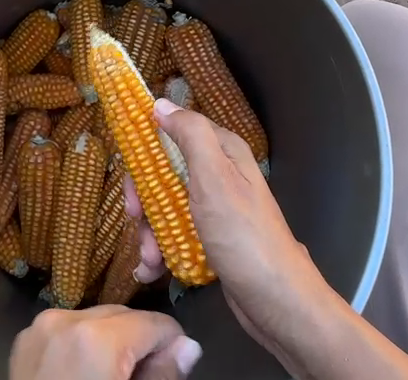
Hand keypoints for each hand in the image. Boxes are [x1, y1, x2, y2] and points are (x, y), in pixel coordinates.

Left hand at [9, 305, 202, 379]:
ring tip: (114, 377)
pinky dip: (82, 345)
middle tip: (146, 378)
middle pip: (123, 317)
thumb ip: (162, 376)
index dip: (171, 344)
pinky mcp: (24, 341)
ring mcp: (39, 328)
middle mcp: (66, 319)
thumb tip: (189, 346)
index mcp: (97, 338)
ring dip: (111, 341)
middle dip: (140, 342)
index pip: (154, 322)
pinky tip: (85, 376)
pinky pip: (66, 330)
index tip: (176, 367)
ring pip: (94, 319)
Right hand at [126, 99, 346, 366]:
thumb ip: (189, 135)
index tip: (130, 172)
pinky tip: (153, 269)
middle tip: (136, 219)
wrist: (277, 303)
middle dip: (144, 198)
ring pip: (166, 207)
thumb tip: (161, 104)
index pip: (175, 131)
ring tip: (149, 258)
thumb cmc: (243, 235)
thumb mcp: (214, 177)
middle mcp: (219, 175)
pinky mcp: (211, 241)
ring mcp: (215, 210)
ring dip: (150, 231)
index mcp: (223, 152)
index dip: (148, 148)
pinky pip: (175, 235)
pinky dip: (161, 250)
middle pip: (165, 172)